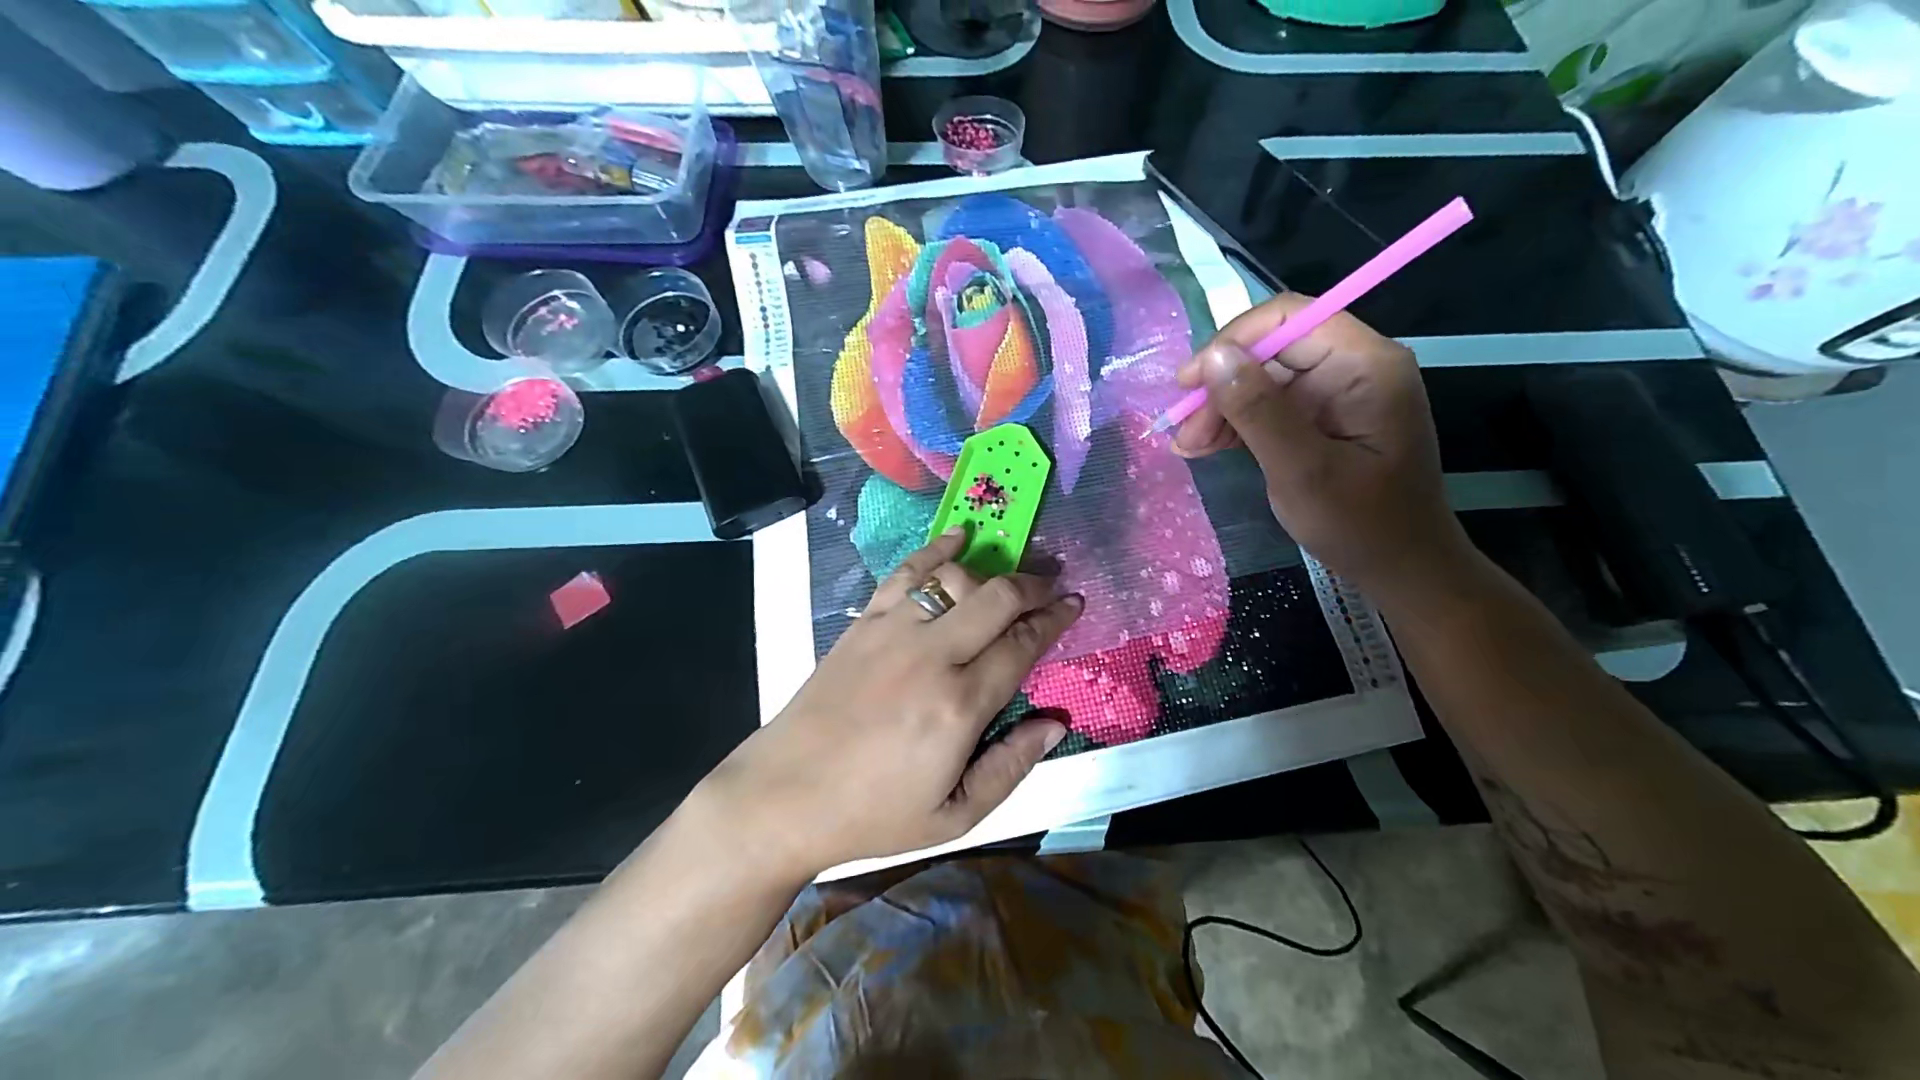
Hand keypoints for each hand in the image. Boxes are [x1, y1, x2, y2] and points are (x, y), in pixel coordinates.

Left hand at [696, 527, 1082, 880]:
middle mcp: (931, 656)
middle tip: (1054, 584)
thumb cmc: (873, 814)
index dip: (1055, 620)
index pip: (1022, 644)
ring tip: (1014, 572)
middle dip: (1034, 586)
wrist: (785, 795)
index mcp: (960, 705)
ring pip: (955, 579)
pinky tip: (958, 537)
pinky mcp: (863, 624)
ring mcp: (892, 633)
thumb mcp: (954, 815)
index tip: (1074, 604)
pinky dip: (936, 550)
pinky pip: (906, 573)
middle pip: (997, 599)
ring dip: (993, 569)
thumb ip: (1011, 766)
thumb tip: (1057, 722)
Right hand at [1171, 292, 1473, 600]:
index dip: (1231, 341)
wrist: (1400, 568)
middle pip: (1270, 350)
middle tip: (1183, 431)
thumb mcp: (1301, 470)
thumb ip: (1258, 411)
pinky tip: (1206, 447)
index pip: (1289, 318)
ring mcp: (1336, 392)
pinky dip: (1235, 424)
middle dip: (1221, 386)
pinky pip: (1269, 405)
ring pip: (1262, 379)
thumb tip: (1213, 357)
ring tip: (1189, 447)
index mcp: (1364, 365)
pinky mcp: (1321, 417)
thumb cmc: (1360, 524)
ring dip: (1220, 409)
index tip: (1188, 384)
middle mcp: (1352, 366)